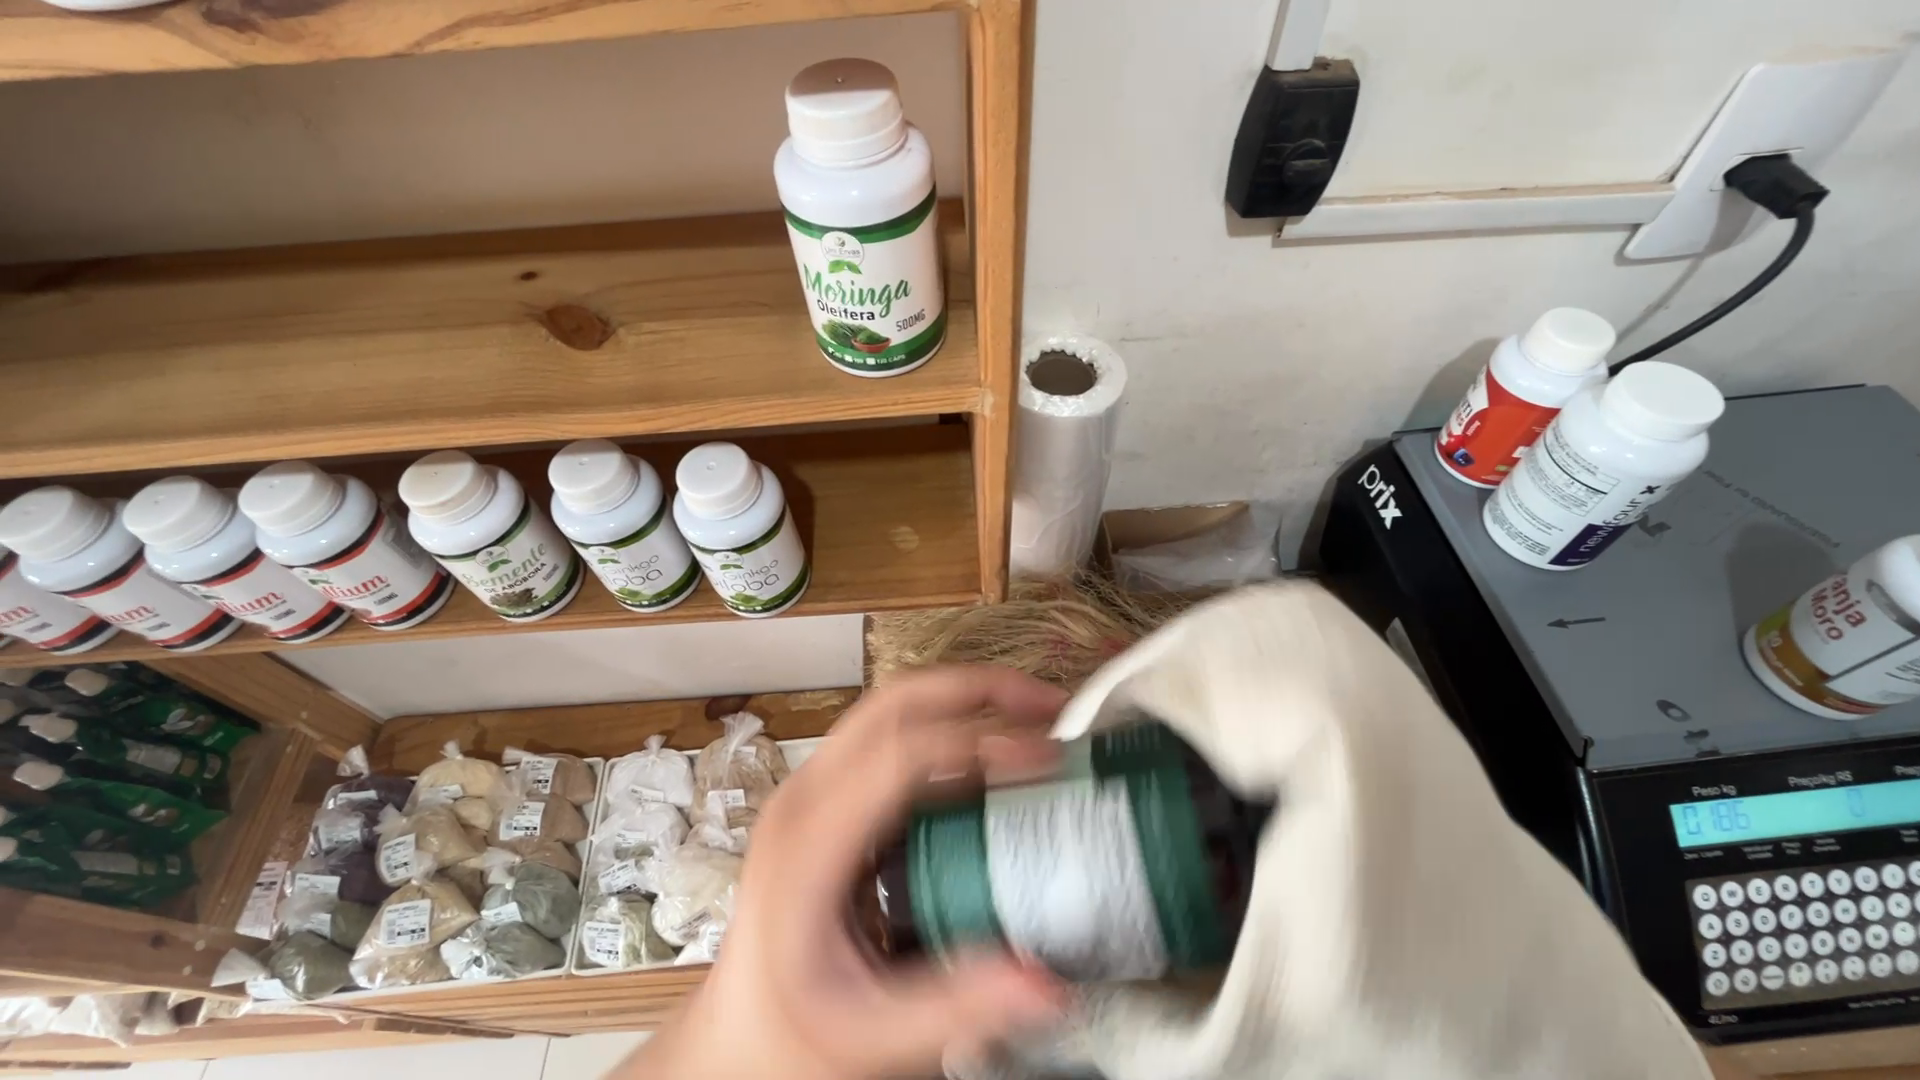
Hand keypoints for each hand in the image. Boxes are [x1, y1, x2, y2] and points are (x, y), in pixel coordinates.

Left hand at [625, 667, 1072, 1078]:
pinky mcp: (833, 802)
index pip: (899, 755)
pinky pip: (895, 741)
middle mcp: (805, 799)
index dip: (979, 742)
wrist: (740, 1036)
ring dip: (966, 700)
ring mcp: (815, 793)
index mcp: (807, 844)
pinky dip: (952, 730)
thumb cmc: (787, 1032)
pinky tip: (997, 759)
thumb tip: (1047, 979)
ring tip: (1034, 717)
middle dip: (979, 690)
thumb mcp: (870, 1036)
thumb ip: (958, 1009)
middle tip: (1049, 706)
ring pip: (894, 709)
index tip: (1045, 757)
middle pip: (895, 704)